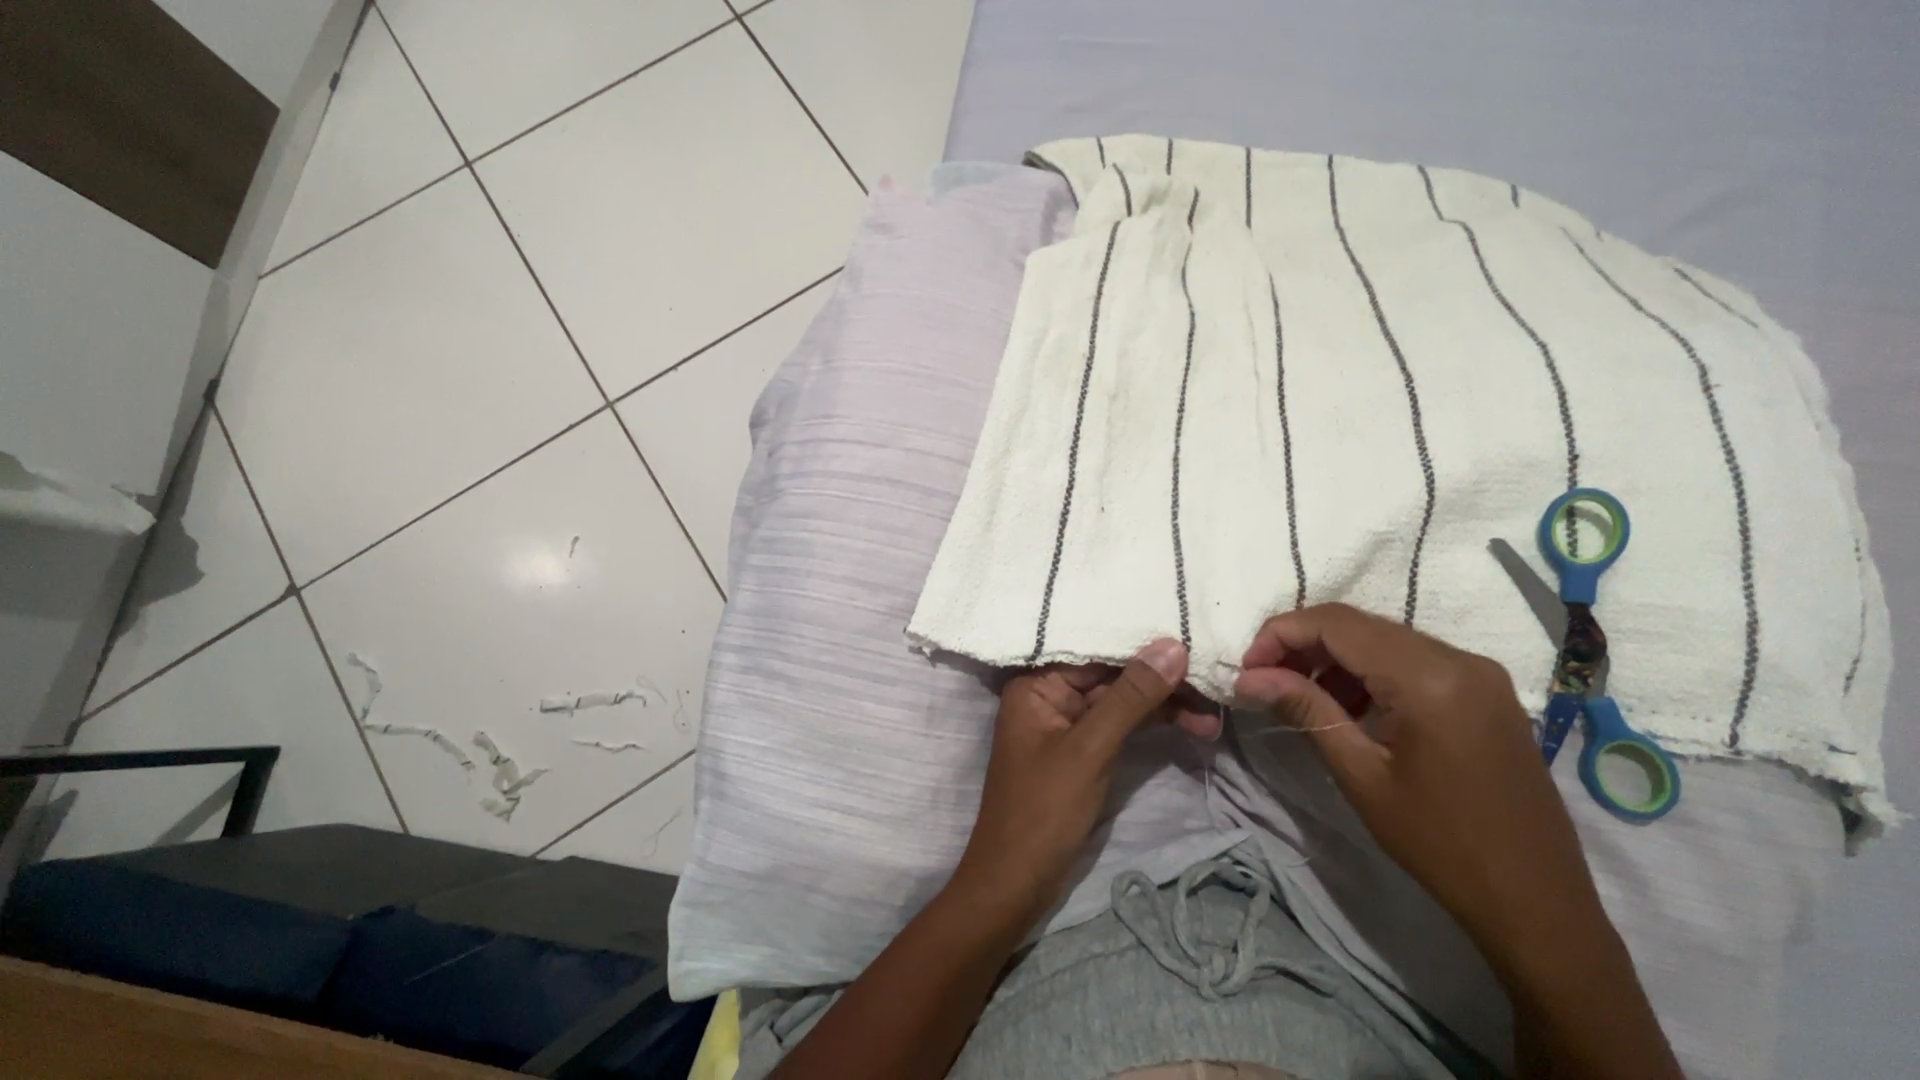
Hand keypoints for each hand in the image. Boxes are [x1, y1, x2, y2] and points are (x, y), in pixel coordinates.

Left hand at [949, 639, 1188, 924]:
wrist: (1016, 881)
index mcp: (1036, 684)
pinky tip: (1191, 729)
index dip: (1145, 647)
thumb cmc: (1043, 810)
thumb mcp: (1090, 748)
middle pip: (1112, 675)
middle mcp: (1048, 695)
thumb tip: (1171, 645)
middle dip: (1163, 682)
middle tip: (1214, 688)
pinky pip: (1121, 726)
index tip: (1194, 641)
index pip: (1096, 650)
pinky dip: (1153, 727)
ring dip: (1165, 708)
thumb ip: (1130, 696)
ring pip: (1122, 701)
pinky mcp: (1081, 750)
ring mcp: (1065, 724)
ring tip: (1213, 720)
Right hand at [1232, 604, 1603, 954]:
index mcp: (1429, 677)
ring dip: (1337, 659)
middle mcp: (1460, 658)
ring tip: (1302, 699)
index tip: (1246, 668)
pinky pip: (1417, 662)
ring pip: (1388, 640)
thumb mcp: (1362, 776)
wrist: (1535, 899)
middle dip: (1305, 645)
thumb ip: (1307, 711)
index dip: (1281, 634)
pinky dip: (1374, 673)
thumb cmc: (1440, 843)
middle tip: (1264, 681)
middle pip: (1362, 625)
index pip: (1337, 624)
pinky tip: (1351, 709)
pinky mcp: (1489, 693)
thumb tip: (1249, 676)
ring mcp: (1481, 673)